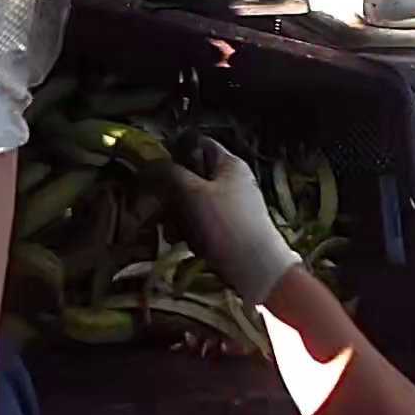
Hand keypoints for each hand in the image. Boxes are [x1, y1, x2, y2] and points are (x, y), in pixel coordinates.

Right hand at [167, 139, 301, 303]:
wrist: (258, 270)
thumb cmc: (225, 224)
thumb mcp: (193, 194)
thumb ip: (173, 175)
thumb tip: (158, 164)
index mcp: (229, 163)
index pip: (199, 144)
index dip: (176, 151)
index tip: (156, 168)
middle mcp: (233, 180)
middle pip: (194, 176)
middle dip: (174, 194)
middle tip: (160, 211)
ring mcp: (234, 205)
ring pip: (197, 202)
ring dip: (179, 216)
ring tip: (170, 235)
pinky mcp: (232, 228)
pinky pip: (206, 221)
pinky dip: (193, 230)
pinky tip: (184, 244)